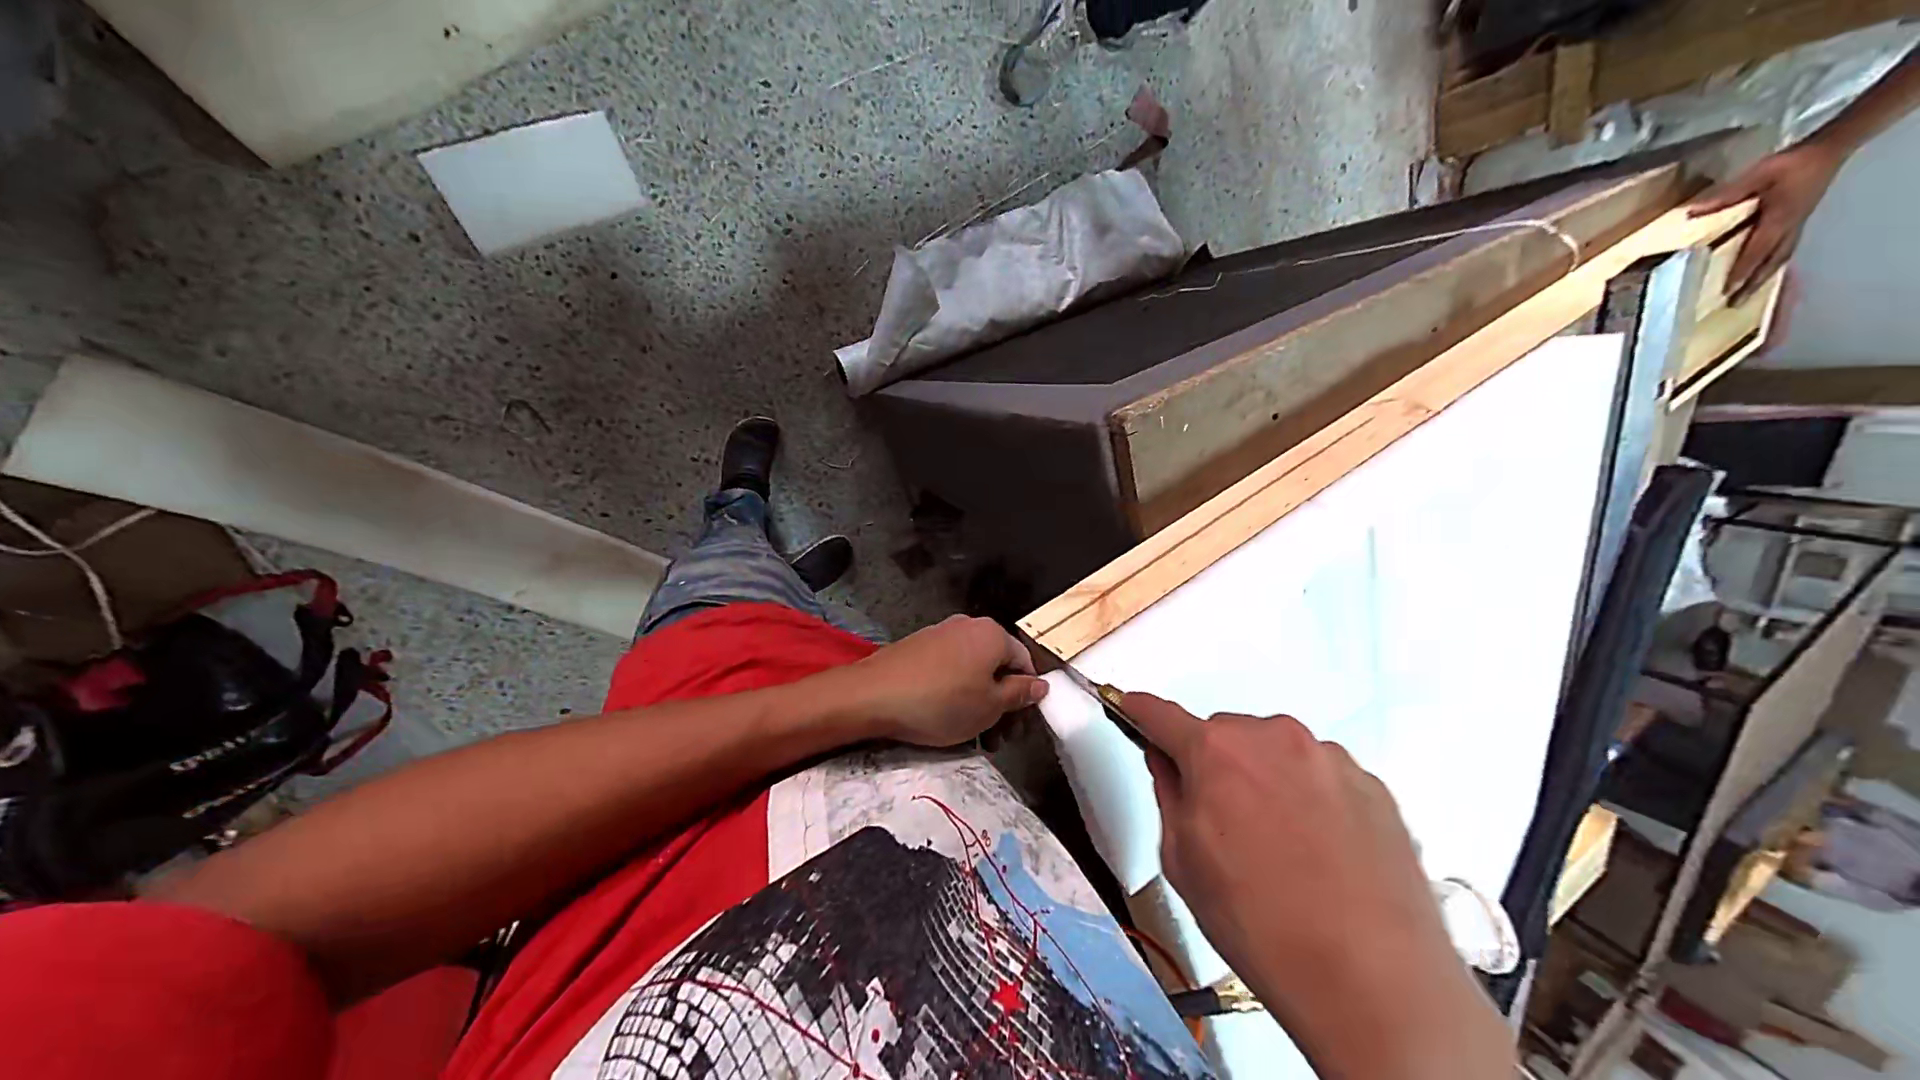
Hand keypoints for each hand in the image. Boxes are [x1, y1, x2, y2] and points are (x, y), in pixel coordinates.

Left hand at [846, 615, 1046, 746]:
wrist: (872, 695)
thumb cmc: (940, 702)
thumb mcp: (989, 706)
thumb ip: (1019, 694)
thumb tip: (1041, 685)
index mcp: (992, 634)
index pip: (1025, 663)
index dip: (1028, 697)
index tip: (1019, 727)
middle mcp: (968, 626)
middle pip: (998, 667)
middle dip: (1002, 705)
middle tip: (998, 740)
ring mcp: (940, 634)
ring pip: (972, 671)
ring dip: (979, 703)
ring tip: (972, 737)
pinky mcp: (918, 648)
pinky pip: (949, 670)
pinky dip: (955, 693)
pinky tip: (946, 720)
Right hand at [1125, 693, 1511, 1079]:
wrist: (1373, 981)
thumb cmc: (1263, 924)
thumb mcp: (1183, 861)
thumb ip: (1168, 794)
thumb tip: (1167, 762)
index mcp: (1216, 751)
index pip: (1161, 715)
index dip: (1140, 711)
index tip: (1130, 706)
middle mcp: (1273, 738)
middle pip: (1224, 734)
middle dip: (1214, 763)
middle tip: (1221, 820)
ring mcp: (1329, 759)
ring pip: (1275, 753)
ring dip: (1264, 779)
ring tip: (1278, 846)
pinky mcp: (1372, 785)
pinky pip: (1320, 776)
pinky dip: (1309, 798)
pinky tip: (1316, 852)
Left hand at [1689, 139, 1842, 302]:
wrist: (1828, 150)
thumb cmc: (1791, 163)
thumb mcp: (1757, 175)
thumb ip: (1726, 195)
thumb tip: (1692, 212)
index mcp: (1779, 219)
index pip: (1757, 250)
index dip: (1742, 270)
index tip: (1728, 290)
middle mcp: (1790, 227)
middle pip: (1771, 261)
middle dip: (1753, 283)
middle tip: (1736, 304)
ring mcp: (1796, 225)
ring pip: (1779, 258)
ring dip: (1763, 277)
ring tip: (1747, 295)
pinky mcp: (1796, 222)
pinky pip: (1784, 249)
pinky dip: (1772, 264)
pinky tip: (1763, 272)